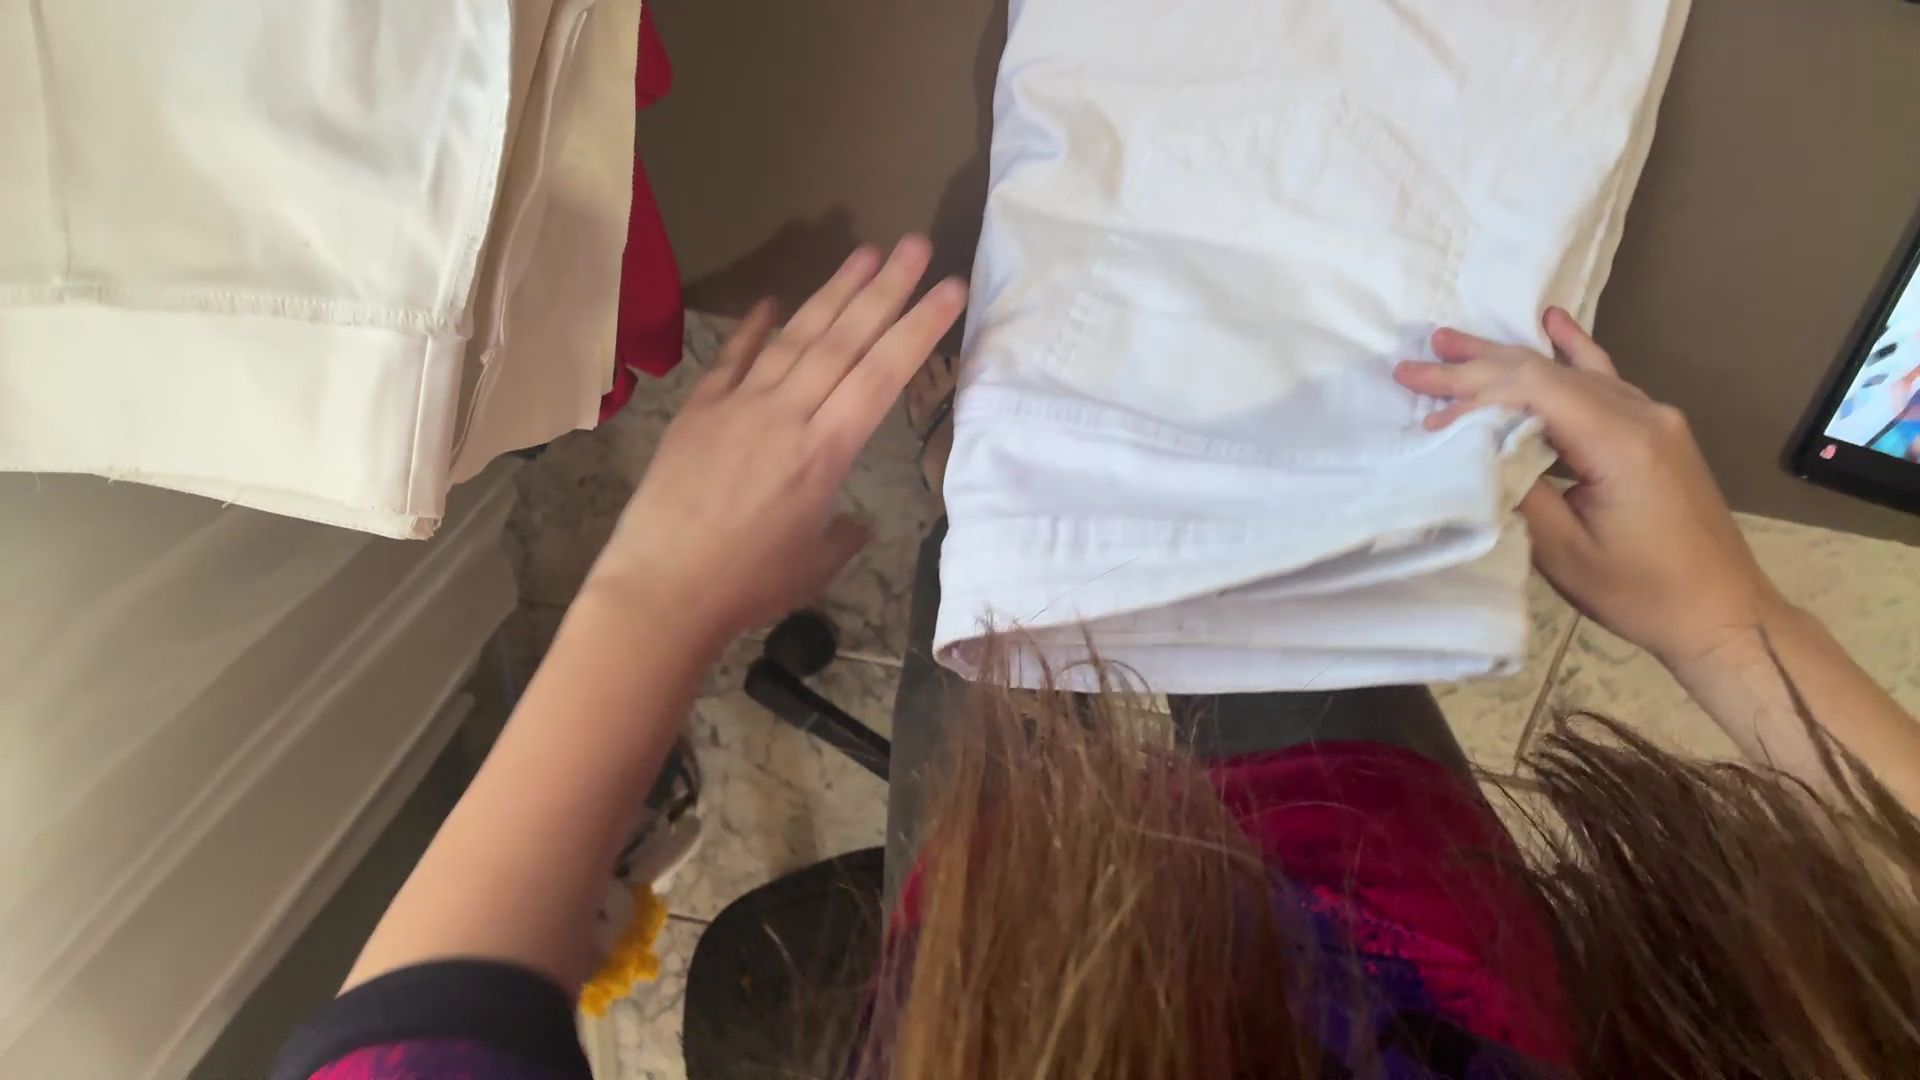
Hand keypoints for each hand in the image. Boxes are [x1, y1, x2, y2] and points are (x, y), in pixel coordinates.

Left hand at [586, 236, 966, 647]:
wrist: (661, 590)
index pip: (882, 377)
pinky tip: (772, 301)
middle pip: (844, 341)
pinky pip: (732, 359)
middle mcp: (786, 415)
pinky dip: (753, 329)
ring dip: (832, 293)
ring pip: (794, 338)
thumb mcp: (815, 564)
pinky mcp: (699, 411)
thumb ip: (843, 533)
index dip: (919, 329)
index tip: (948, 289)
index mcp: (825, 454)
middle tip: (915, 244)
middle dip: (885, 290)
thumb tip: (856, 521)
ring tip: (864, 253)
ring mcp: (738, 406)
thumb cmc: (749, 584)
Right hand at [1394, 308, 1785, 668]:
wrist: (1720, 610)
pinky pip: (1602, 378)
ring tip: (1452, 341)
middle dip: (1473, 367)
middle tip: (1415, 363)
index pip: (1534, 394)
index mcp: (1621, 443)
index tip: (1423, 413)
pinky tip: (1552, 323)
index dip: (1472, 396)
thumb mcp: (1562, 548)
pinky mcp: (1652, 431)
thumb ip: (1517, 487)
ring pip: (1568, 371)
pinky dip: (1570, 350)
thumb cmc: (1637, 589)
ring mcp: (1653, 419)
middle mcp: (1643, 416)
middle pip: (1545, 373)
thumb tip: (1475, 449)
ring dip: (1504, 357)